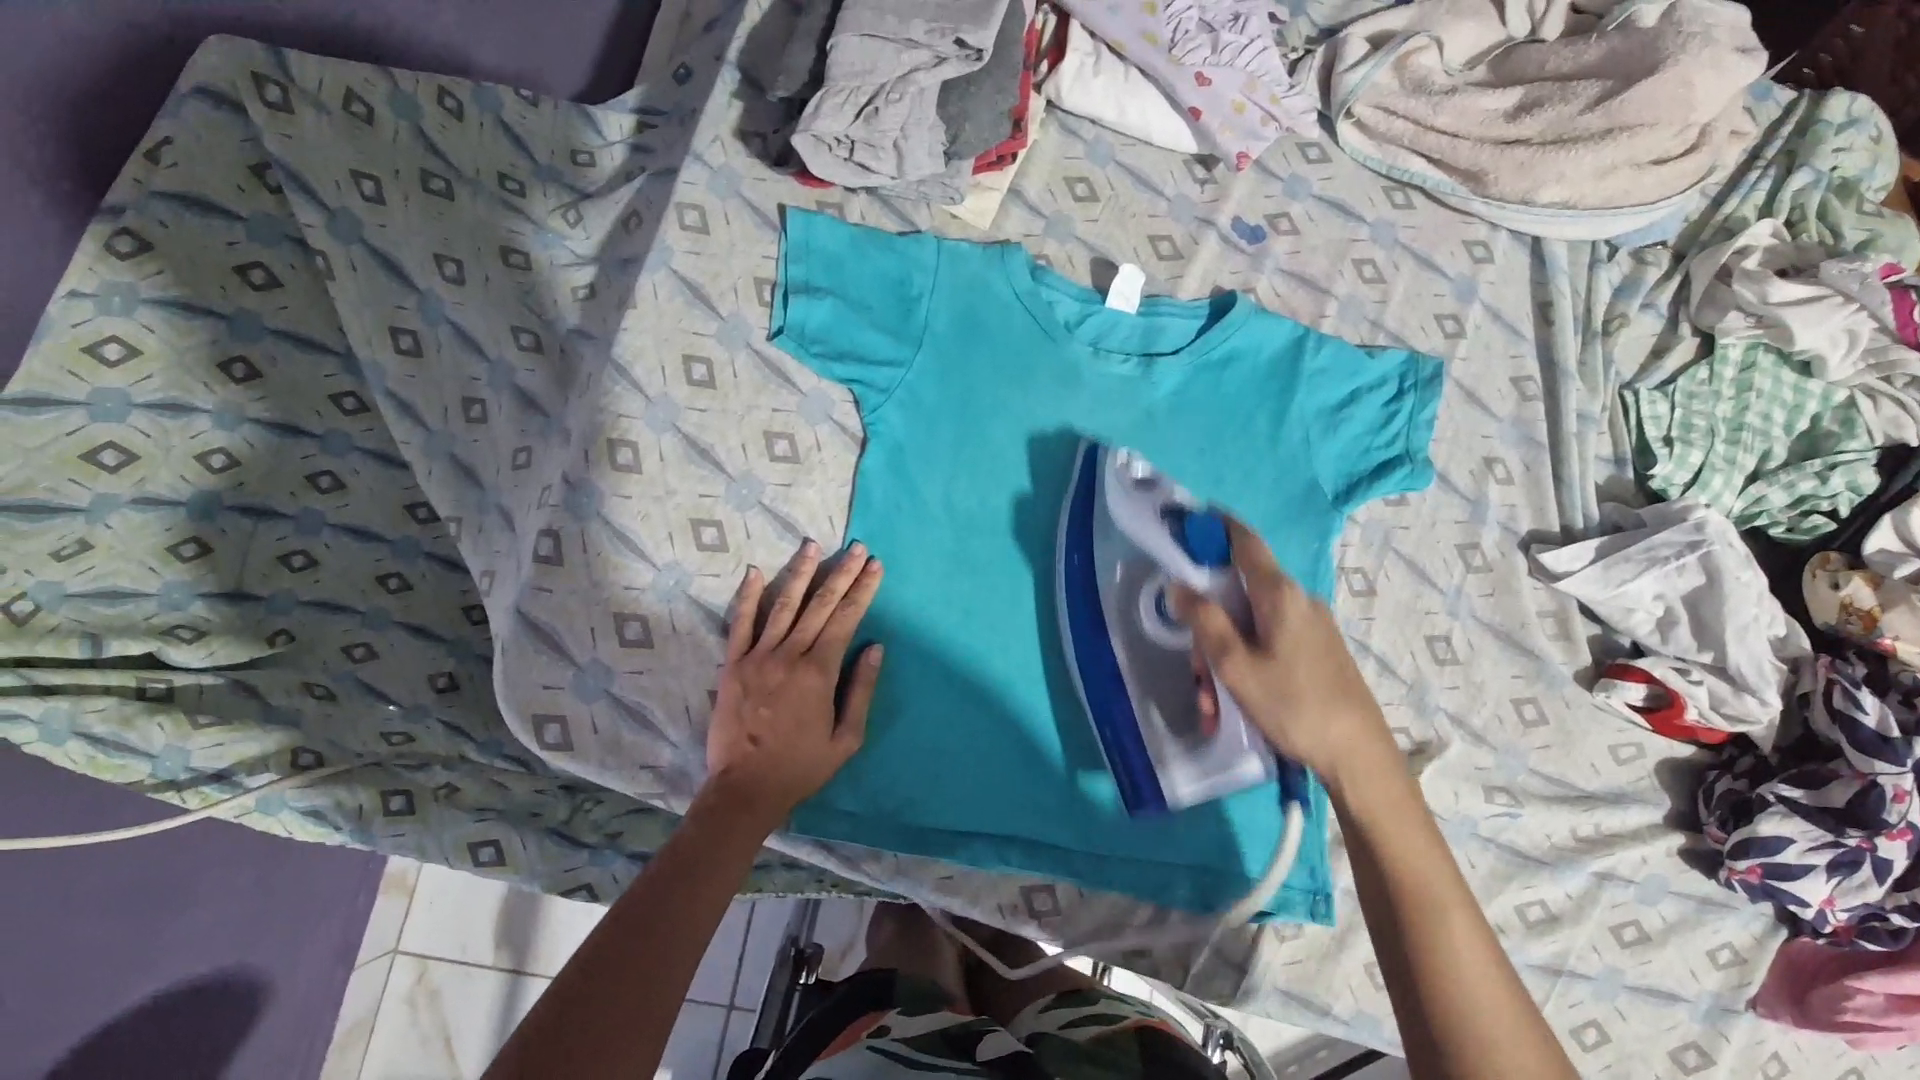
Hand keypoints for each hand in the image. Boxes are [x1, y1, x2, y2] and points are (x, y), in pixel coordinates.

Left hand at [703, 540, 884, 824]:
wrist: (745, 788)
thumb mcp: (846, 738)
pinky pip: (740, 623)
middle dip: (841, 573)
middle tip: (857, 548)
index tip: (875, 566)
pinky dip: (748, 596)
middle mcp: (789, 654)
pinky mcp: (732, 664)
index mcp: (820, 671)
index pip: (846, 618)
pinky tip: (755, 572)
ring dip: (800, 572)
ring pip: (783, 605)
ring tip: (813, 544)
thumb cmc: (802, 767)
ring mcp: (757, 656)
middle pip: (819, 604)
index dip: (863, 590)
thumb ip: (861, 689)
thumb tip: (875, 647)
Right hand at [1174, 519, 1396, 791]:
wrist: (1358, 755)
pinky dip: (1244, 666)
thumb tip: (1179, 586)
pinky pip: (1267, 644)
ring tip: (1213, 706)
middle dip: (1207, 628)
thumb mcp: (1235, 666)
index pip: (1243, 541)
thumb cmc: (1293, 705)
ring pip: (1249, 625)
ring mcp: (1310, 625)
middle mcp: (1298, 600)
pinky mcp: (1316, 650)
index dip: (1213, 526)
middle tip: (1196, 674)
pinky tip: (1234, 706)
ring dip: (1222, 658)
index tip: (1185, 524)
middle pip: (1237, 593)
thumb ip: (1204, 621)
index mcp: (1279, 594)